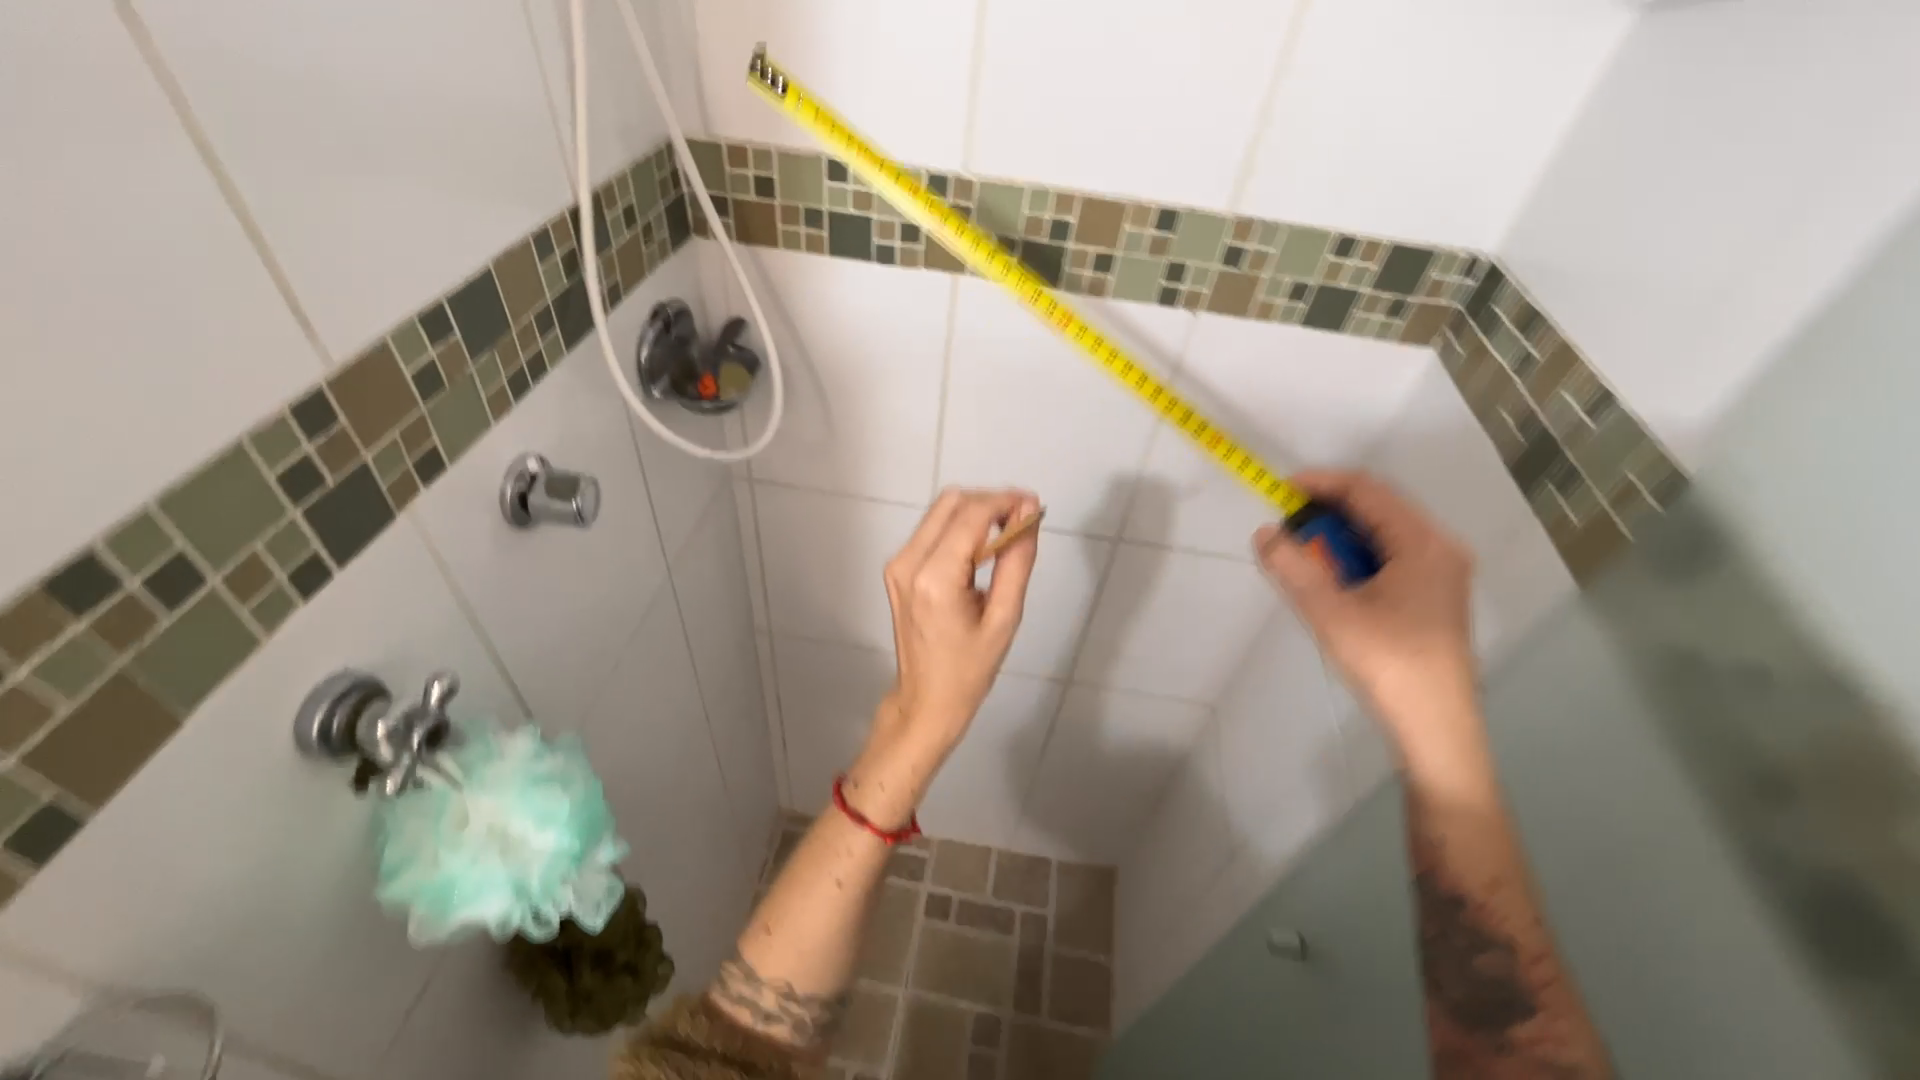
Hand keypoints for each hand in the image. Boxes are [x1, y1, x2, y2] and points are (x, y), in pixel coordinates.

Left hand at [843, 488, 1040, 825]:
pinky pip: (931, 531)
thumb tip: (1029, 514)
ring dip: (976, 513)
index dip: (1005, 501)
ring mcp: (898, 564)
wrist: (926, 700)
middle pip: (952, 502)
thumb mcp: (1004, 618)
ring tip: (1007, 536)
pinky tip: (983, 552)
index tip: (1034, 506)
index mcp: (935, 578)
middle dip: (990, 502)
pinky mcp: (897, 569)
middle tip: (1023, 520)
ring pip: (940, 512)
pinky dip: (960, 529)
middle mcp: (909, 562)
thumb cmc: (970, 669)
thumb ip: (1017, 561)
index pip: (971, 514)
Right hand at [1254, 470, 1479, 759]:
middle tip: (1286, 527)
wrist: (1435, 725)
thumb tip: (1265, 532)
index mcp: (1423, 543)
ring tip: (1302, 554)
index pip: (1367, 491)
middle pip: (1378, 509)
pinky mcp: (1434, 596)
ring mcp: (1441, 573)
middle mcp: (1439, 548)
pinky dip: (1355, 557)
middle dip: (1327, 511)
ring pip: (1382, 534)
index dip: (1321, 483)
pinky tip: (1331, 580)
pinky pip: (1390, 557)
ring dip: (1339, 536)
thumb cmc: (1388, 663)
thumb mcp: (1330, 613)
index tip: (1279, 490)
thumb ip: (1293, 567)